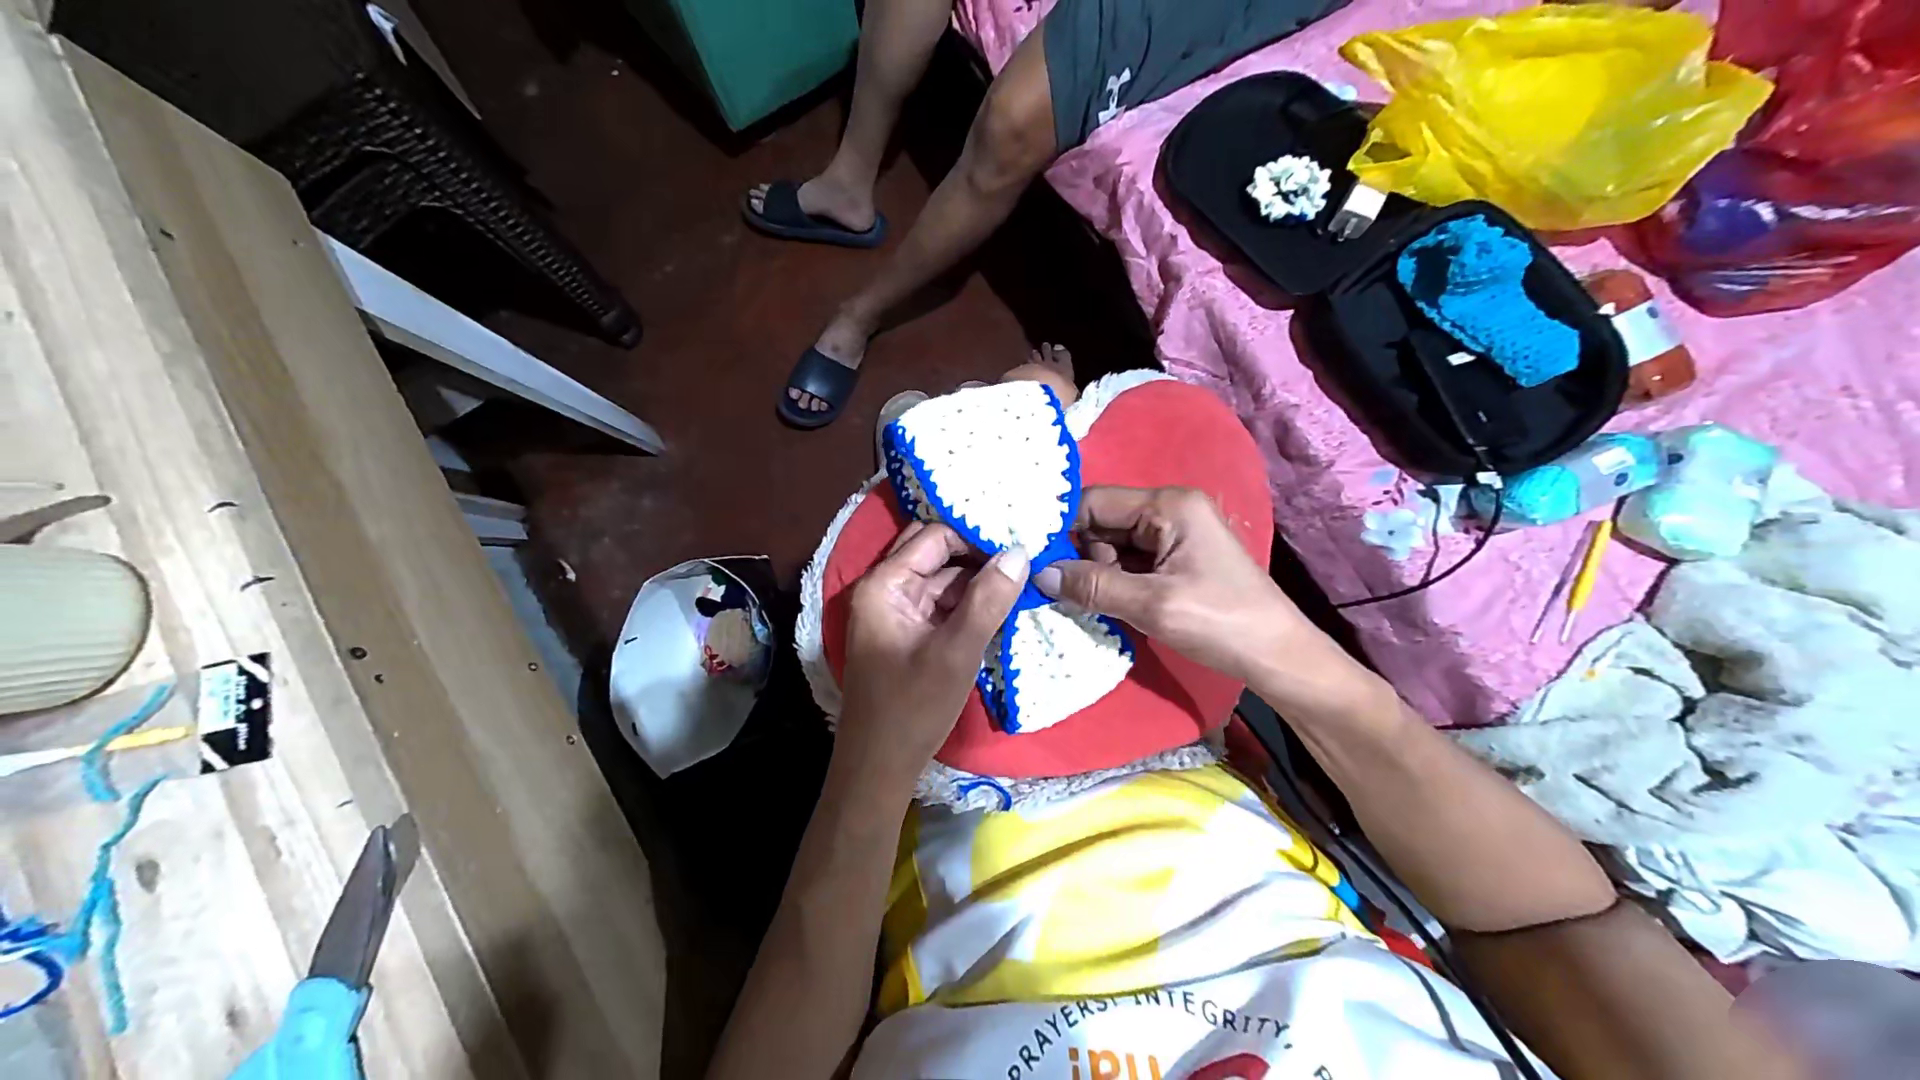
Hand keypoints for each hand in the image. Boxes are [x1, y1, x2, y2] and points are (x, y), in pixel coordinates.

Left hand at [838, 522, 1028, 786]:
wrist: (880, 765)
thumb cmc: (913, 706)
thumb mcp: (956, 651)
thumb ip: (988, 599)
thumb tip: (1020, 551)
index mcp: (884, 585)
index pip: (934, 537)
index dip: (975, 537)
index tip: (1018, 543)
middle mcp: (885, 590)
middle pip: (935, 554)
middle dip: (976, 554)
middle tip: (1023, 555)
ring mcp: (897, 613)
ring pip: (942, 580)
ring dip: (976, 581)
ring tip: (1022, 577)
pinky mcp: (909, 634)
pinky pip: (941, 605)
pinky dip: (968, 604)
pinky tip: (1002, 604)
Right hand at [1034, 487, 1365, 695]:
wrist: (1277, 657)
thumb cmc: (1220, 622)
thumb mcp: (1152, 605)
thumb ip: (1094, 586)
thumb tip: (1039, 575)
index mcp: (1169, 505)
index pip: (1096, 502)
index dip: (1063, 528)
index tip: (1034, 559)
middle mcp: (1170, 510)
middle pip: (1102, 522)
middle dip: (1080, 554)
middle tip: (1063, 589)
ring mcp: (1174, 535)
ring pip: (1112, 544)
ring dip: (1095, 571)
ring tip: (1087, 600)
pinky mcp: (1175, 559)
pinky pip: (1129, 562)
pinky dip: (1112, 580)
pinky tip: (1102, 602)